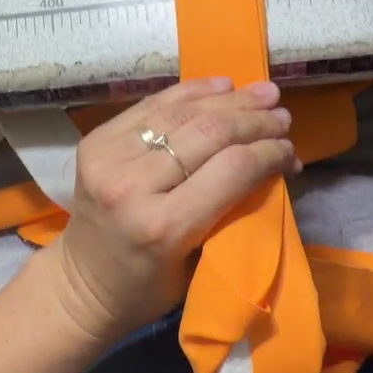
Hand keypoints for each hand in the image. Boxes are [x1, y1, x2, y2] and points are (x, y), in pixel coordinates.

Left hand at [42, 77, 295, 344]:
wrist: (81, 282)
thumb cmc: (149, 287)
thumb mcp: (201, 262)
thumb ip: (232, 211)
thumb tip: (274, 161)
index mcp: (163, 226)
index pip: (231, 169)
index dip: (268, 152)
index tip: (291, 150)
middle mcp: (132, 184)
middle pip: (208, 133)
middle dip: (253, 121)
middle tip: (283, 116)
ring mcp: (108, 156)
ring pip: (179, 113)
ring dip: (227, 100)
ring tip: (262, 94)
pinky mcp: (95, 140)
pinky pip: (150, 107)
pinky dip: (188, 93)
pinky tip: (220, 86)